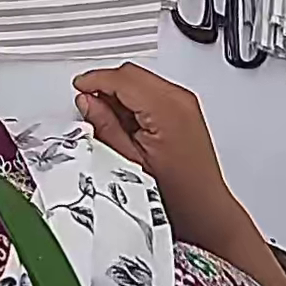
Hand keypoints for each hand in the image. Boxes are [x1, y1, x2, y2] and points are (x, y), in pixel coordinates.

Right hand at [73, 64, 285, 285]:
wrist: (205, 211)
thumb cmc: (177, 196)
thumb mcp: (129, 161)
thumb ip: (105, 125)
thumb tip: (88, 102)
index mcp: (166, 108)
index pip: (123, 78)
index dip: (96, 80)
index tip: (80, 87)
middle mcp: (179, 99)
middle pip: (132, 74)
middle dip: (107, 84)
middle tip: (88, 103)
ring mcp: (184, 102)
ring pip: (141, 80)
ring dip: (120, 92)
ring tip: (107, 120)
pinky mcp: (185, 109)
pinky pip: (152, 90)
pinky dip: (134, 99)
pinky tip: (126, 123)